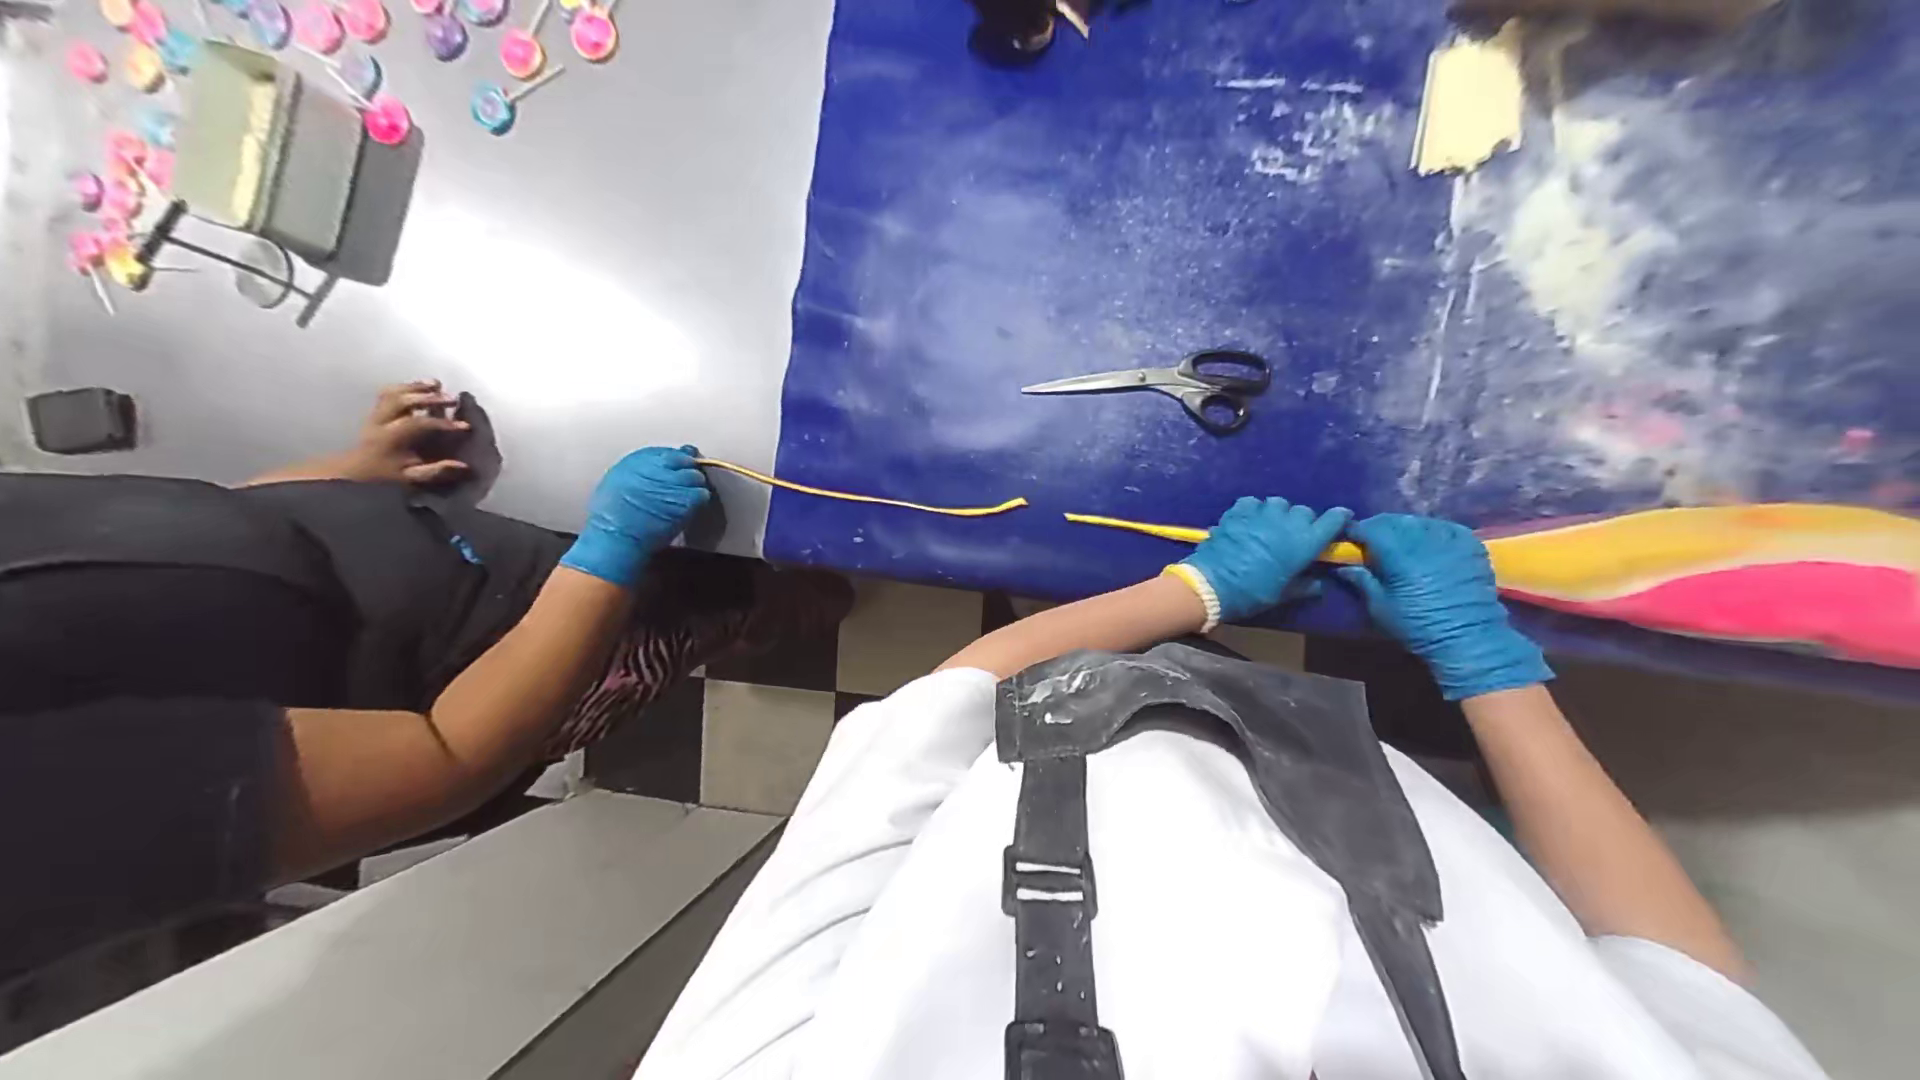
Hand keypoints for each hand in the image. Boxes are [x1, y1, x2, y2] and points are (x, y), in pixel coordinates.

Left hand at [337, 380, 470, 485]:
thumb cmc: (385, 475)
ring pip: (393, 392)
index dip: (443, 423)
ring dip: (416, 387)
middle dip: (429, 398)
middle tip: (453, 398)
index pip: (418, 424)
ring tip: (437, 384)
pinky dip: (405, 386)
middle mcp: (382, 422)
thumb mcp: (411, 477)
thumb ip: (436, 471)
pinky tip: (421, 386)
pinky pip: (388, 392)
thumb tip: (464, 466)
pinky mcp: (376, 410)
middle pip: (402, 401)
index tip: (465, 426)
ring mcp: (376, 413)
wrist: (353, 470)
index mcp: (391, 439)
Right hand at [559, 446, 711, 586]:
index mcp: (637, 461)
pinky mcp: (685, 500)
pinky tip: (690, 507)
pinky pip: (701, 494)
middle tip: (685, 484)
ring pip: (696, 477)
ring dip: (695, 486)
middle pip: (685, 461)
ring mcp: (672, 483)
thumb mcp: (618, 482)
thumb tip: (665, 460)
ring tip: (686, 497)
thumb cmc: (612, 516)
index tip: (680, 467)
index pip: (669, 452)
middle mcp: (656, 468)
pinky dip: (699, 499)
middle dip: (688, 471)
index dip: (678, 459)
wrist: (616, 537)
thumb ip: (643, 468)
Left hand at [1181, 496, 1352, 620]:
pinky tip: (1248, 521)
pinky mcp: (1237, 511)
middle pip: (1304, 511)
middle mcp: (1287, 522)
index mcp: (1305, 541)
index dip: (1338, 519)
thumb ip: (1306, 586)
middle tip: (1292, 536)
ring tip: (1268, 527)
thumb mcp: (1284, 594)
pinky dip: (1253, 509)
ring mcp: (1261, 513)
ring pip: (1278, 503)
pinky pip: (1252, 502)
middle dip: (1302, 522)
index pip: (1334, 519)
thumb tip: (1320, 583)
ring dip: (1277, 513)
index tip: (1338, 522)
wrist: (1212, 584)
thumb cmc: (1252, 593)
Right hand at [1334, 514, 1551, 700]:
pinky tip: (1426, 543)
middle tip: (1369, 543)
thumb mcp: (1378, 606)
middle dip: (1377, 528)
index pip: (1369, 528)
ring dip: (1403, 528)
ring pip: (1419, 521)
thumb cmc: (1416, 625)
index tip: (1345, 539)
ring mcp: (1451, 541)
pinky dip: (1431, 530)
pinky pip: (1445, 527)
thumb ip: (1361, 579)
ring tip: (1398, 542)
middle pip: (1393, 520)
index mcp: (1398, 556)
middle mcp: (1424, 541)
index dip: (1353, 531)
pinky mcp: (1471, 546)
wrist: (1468, 639)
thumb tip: (1342, 565)